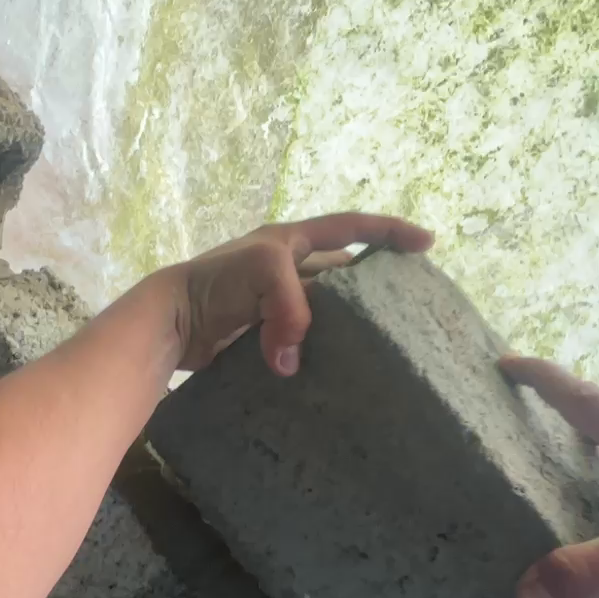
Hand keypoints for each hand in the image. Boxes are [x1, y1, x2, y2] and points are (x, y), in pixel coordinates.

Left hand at [161, 214, 433, 374]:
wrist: (171, 322)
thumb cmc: (215, 282)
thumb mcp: (262, 271)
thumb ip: (291, 307)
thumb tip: (293, 361)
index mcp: (288, 242)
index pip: (348, 228)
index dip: (388, 233)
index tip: (427, 244)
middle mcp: (284, 270)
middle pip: (340, 275)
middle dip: (371, 288)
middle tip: (406, 308)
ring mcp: (272, 304)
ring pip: (322, 312)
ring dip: (345, 326)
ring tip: (379, 346)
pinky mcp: (261, 336)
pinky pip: (299, 341)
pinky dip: (317, 352)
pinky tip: (335, 369)